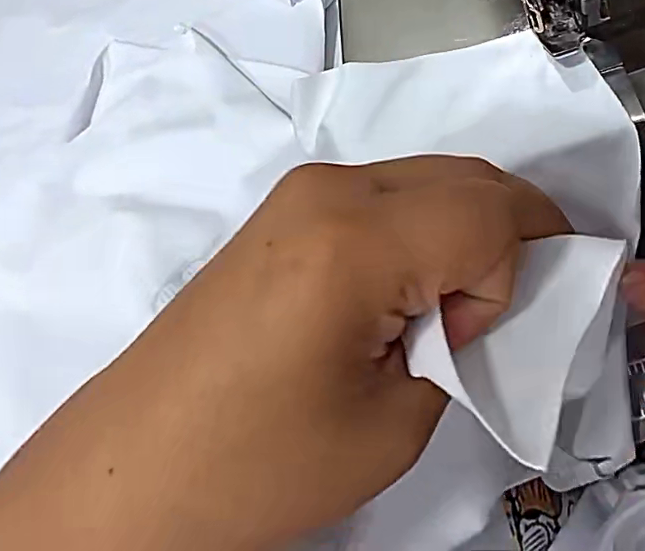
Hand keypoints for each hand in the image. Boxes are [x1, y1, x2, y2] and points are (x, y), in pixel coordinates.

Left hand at [0, 156, 570, 550]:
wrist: (131, 471)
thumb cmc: (258, 465)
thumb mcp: (392, 423)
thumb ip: (459, 344)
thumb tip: (473, 300)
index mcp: (356, 237)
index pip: (488, 214)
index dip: (512, 272)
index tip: (480, 336)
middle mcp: (333, 186)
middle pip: (468, 177)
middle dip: (512, 229)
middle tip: (511, 302)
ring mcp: (307, 186)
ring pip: (435, 173)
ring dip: (470, 221)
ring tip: (455, 298)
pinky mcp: (292, 201)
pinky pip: (394, 187)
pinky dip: (430, 219)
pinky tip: (414, 277)